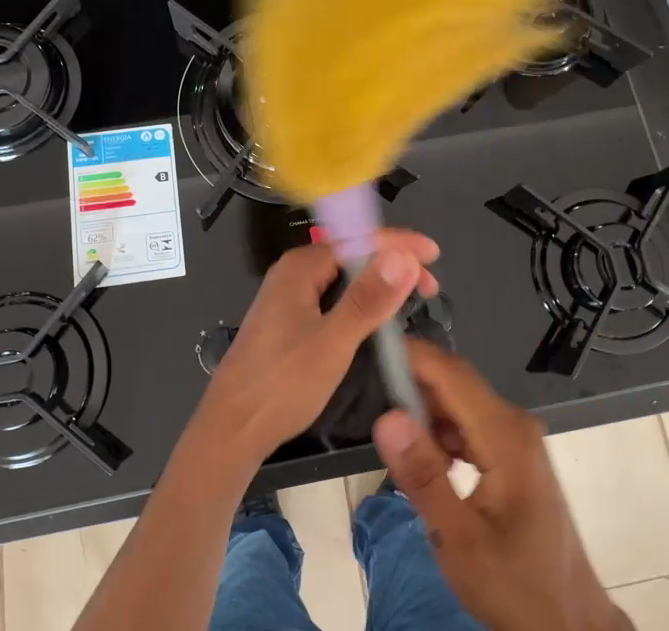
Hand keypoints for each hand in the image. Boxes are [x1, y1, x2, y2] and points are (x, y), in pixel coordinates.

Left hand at [191, 230, 439, 465]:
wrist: (233, 427)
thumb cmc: (282, 384)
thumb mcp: (332, 342)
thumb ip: (368, 299)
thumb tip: (404, 257)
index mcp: (299, 268)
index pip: (357, 240)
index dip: (399, 244)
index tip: (434, 255)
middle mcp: (291, 274)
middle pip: (350, 255)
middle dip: (391, 263)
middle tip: (429, 286)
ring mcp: (287, 299)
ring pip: (341, 278)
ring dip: (377, 284)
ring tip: (412, 297)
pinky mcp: (288, 322)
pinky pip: (332, 298)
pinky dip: (359, 302)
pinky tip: (376, 318)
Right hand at [372, 341, 629, 630]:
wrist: (568, 621)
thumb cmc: (515, 583)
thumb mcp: (458, 539)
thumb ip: (422, 476)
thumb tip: (387, 416)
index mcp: (505, 436)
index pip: (450, 372)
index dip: (410, 355)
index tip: (367, 348)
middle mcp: (514, 424)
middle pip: (454, 383)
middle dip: (410, 385)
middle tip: (367, 399)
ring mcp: (517, 438)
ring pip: (459, 403)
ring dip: (423, 413)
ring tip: (390, 439)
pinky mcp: (513, 455)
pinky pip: (469, 425)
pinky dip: (441, 434)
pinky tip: (425, 464)